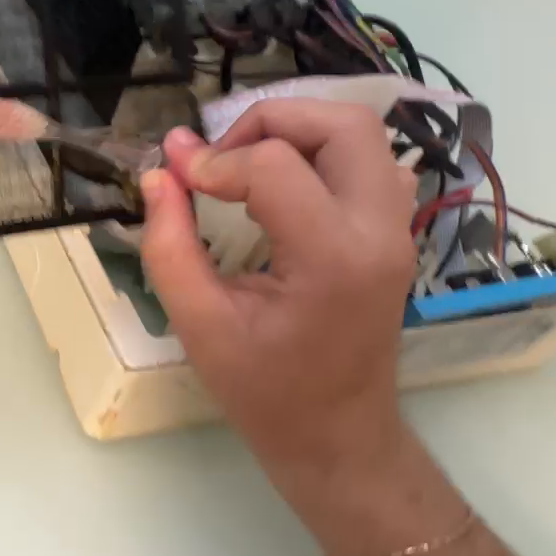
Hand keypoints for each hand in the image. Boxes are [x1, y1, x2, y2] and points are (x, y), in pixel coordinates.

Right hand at [138, 100, 416, 470]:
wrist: (336, 433)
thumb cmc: (262, 389)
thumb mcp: (197, 323)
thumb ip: (169, 244)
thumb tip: (159, 174)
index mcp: (331, 257)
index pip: (273, 166)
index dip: (212, 162)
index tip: (174, 183)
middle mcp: (377, 230)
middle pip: (341, 124)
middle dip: (266, 122)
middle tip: (216, 159)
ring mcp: (396, 229)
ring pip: (360, 134)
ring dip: (294, 133)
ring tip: (241, 167)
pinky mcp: (393, 232)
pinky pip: (367, 163)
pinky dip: (318, 154)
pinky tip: (278, 187)